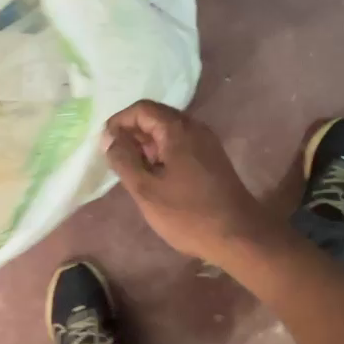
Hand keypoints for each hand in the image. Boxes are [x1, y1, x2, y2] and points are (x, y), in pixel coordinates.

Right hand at [103, 101, 280, 267]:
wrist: (238, 235)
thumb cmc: (188, 213)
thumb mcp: (146, 189)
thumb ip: (124, 159)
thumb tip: (109, 137)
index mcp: (178, 129)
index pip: (142, 109)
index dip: (120, 122)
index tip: (105, 145)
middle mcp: (195, 127)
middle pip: (157, 117)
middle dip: (133, 133)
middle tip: (116, 159)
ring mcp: (207, 142)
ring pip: (169, 131)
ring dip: (148, 145)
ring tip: (133, 171)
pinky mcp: (212, 157)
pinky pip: (182, 144)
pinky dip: (164, 153)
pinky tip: (156, 177)